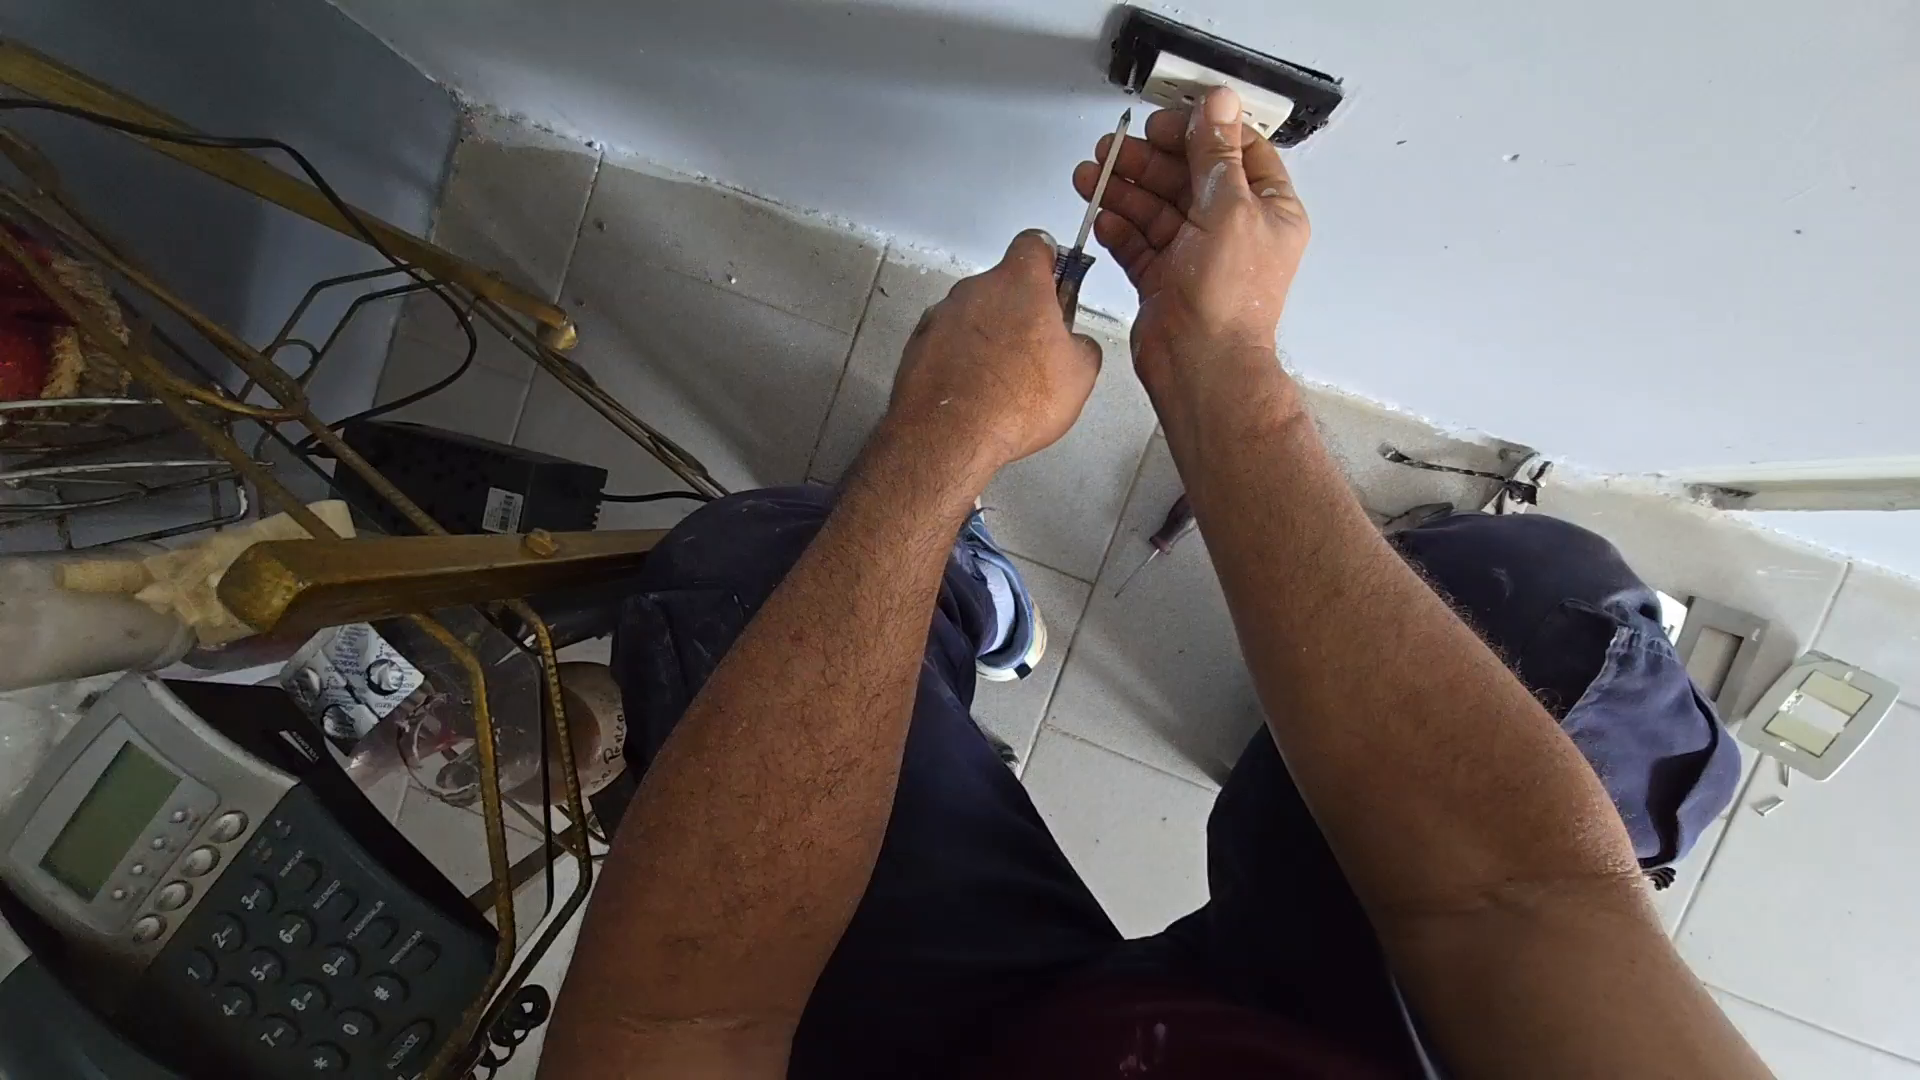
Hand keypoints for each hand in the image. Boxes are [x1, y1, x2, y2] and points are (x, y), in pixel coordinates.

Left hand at [885, 230, 1102, 468]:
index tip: (1053, 288)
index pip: (1034, 244)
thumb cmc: (1020, 400)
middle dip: (1016, 312)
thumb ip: (1082, 346)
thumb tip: (1074, 344)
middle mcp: (974, 289)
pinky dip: (958, 360)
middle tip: (1031, 353)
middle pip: (1001, 287)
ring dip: (985, 338)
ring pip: (971, 317)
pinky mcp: (916, 346)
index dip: (1048, 263)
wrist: (950, 436)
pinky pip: (945, 344)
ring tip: (998, 383)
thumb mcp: (1079, 376)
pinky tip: (969, 394)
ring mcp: (940, 316)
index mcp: (1019, 282)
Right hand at [1072, 87, 1308, 382]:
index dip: (1196, 131)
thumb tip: (1217, 105)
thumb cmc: (1228, 301)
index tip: (1163, 123)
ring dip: (1122, 191)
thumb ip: (1216, 155)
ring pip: (1154, 210)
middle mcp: (1230, 231)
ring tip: (1092, 176)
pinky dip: (1118, 229)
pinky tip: (1101, 215)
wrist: (1199, 363)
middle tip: (1113, 149)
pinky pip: (1137, 244)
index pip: (1233, 152)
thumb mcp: (1230, 209)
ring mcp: (1193, 256)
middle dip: (1147, 162)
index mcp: (1265, 209)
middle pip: (1185, 178)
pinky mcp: (1162, 280)